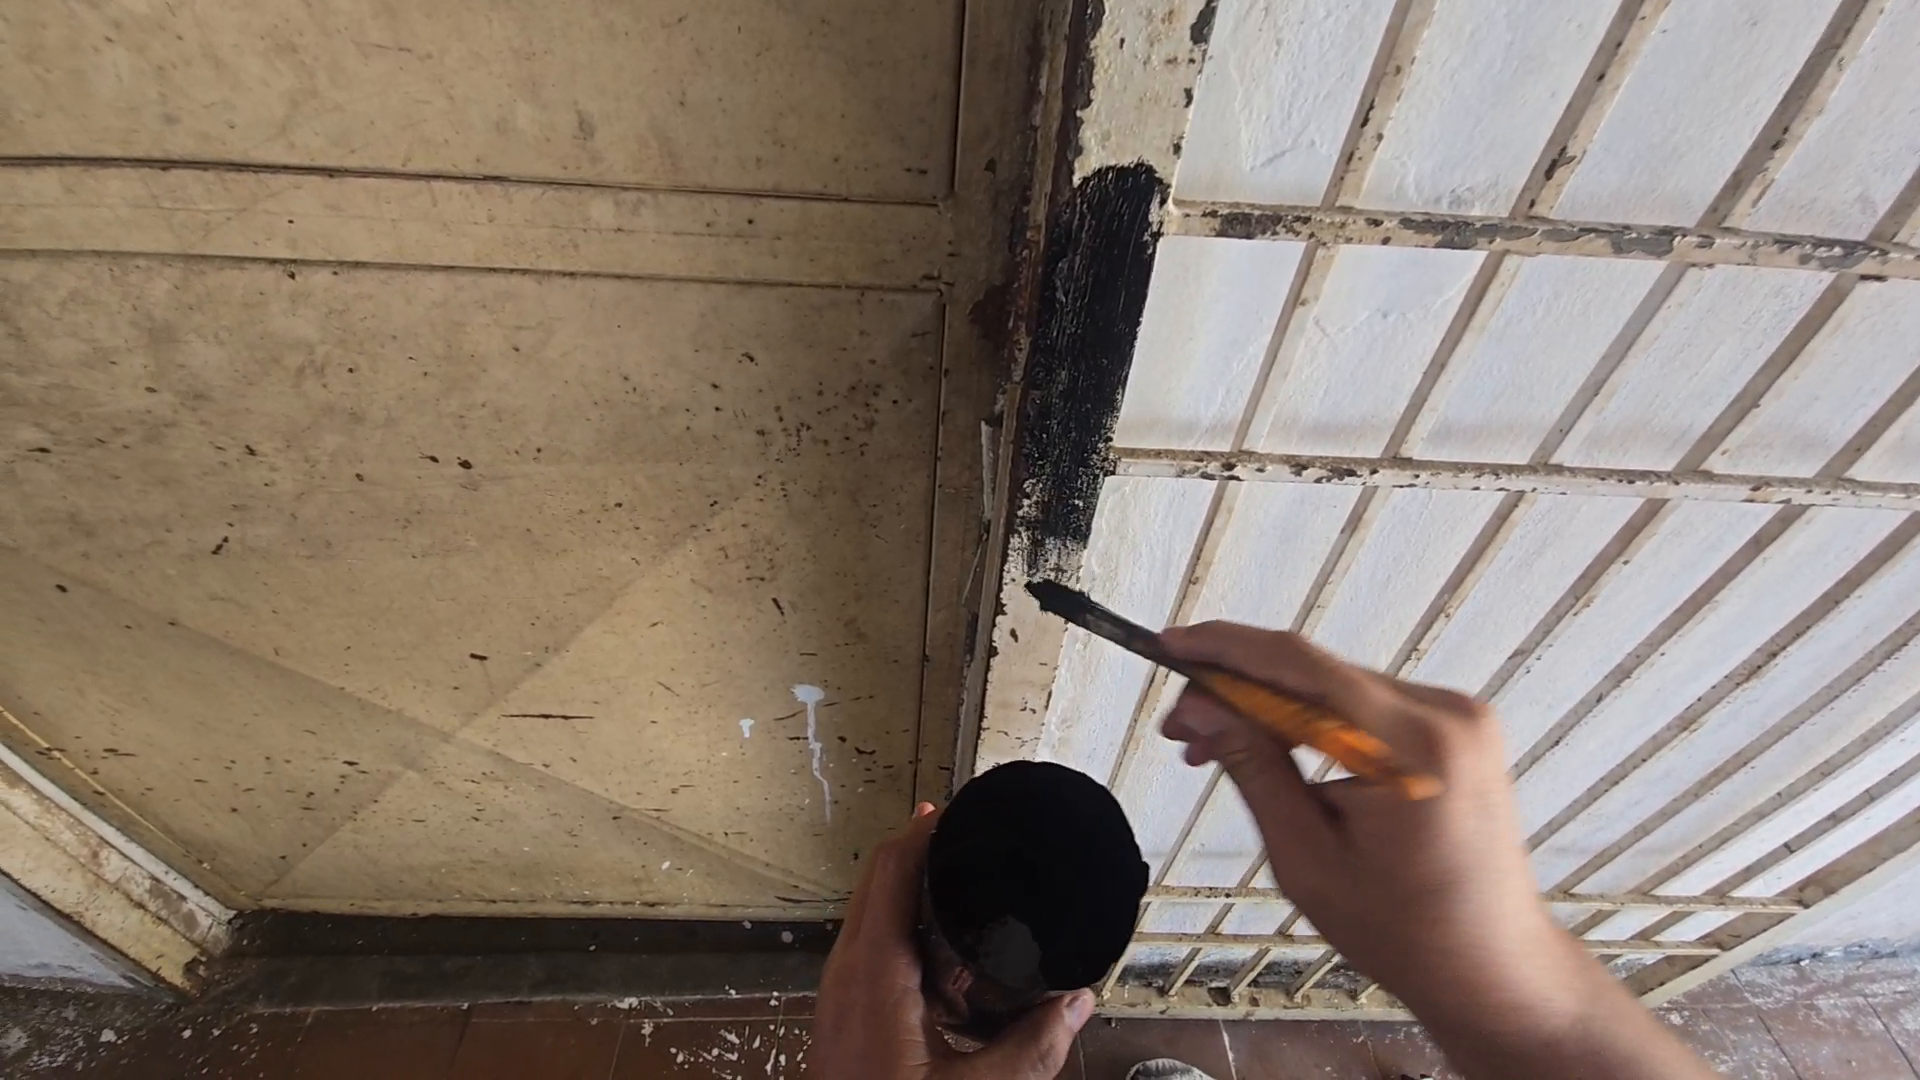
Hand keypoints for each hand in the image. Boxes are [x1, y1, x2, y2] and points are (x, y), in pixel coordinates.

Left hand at [812, 802, 1094, 1078]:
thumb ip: (1032, 1045)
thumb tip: (1077, 999)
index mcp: (873, 973)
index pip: (893, 869)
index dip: (923, 829)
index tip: (961, 807)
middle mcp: (846, 969)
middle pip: (876, 877)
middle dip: (919, 844)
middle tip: (968, 828)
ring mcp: (839, 991)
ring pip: (870, 907)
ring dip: (908, 879)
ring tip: (958, 868)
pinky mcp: (844, 1011)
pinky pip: (870, 940)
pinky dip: (902, 917)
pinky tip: (938, 935)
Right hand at [1157, 624, 1714, 1079]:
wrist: (1496, 969)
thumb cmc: (1400, 930)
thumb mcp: (1304, 854)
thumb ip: (1251, 765)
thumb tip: (1196, 705)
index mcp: (1411, 746)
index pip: (1297, 664)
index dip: (1223, 646)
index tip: (1167, 644)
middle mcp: (1442, 710)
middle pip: (1308, 671)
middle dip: (1232, 688)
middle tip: (1178, 724)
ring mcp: (1452, 712)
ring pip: (1325, 684)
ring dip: (1262, 705)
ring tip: (1209, 742)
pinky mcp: (1447, 723)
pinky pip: (1352, 701)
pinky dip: (1301, 716)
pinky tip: (1265, 743)